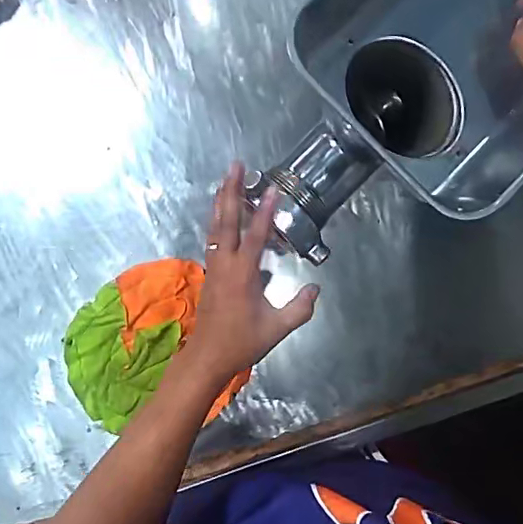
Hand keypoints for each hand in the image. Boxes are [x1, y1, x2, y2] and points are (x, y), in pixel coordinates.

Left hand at [176, 164, 319, 386]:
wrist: (207, 357)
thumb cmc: (242, 342)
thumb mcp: (277, 328)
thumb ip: (300, 308)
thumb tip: (315, 288)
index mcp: (243, 274)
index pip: (256, 236)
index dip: (266, 212)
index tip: (272, 189)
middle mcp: (225, 264)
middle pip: (227, 220)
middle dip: (232, 192)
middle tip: (236, 166)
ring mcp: (215, 267)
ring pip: (216, 227)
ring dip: (221, 201)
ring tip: (226, 179)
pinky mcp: (211, 273)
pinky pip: (213, 239)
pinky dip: (217, 220)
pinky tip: (220, 213)